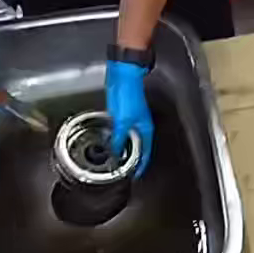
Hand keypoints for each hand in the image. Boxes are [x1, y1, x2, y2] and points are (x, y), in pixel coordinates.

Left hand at [105, 60, 153, 176]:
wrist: (123, 77)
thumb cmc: (128, 95)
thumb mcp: (122, 121)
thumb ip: (118, 138)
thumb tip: (114, 152)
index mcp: (145, 130)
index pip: (145, 154)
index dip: (140, 166)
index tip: (134, 176)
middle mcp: (140, 127)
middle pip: (136, 149)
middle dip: (130, 160)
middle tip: (121, 170)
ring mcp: (131, 121)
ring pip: (127, 141)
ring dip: (121, 150)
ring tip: (113, 160)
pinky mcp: (122, 115)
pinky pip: (119, 132)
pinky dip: (115, 139)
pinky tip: (108, 142)